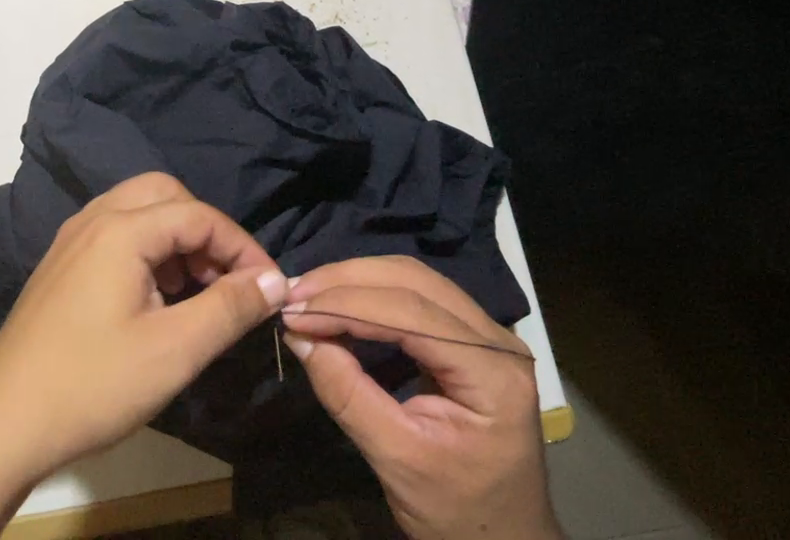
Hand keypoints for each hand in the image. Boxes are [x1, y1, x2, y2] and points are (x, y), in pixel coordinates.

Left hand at [0, 172, 288, 538]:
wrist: (4, 422)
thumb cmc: (93, 384)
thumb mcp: (175, 350)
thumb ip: (229, 307)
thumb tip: (273, 279)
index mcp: (120, 230)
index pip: (199, 214)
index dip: (242, 247)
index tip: (269, 288)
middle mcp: (92, 221)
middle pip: (165, 195)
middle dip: (205, 230)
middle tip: (227, 279)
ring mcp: (70, 241)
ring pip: (138, 212)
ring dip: (176, 239)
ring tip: (197, 291)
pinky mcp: (61, 266)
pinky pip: (115, 235)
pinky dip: (148, 250)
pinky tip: (156, 297)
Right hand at [282, 256, 561, 539]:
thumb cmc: (456, 512)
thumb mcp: (397, 459)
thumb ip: (347, 393)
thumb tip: (298, 335)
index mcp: (493, 373)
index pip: (411, 313)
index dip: (346, 305)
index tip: (292, 312)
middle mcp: (497, 339)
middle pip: (413, 280)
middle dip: (346, 281)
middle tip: (293, 294)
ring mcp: (488, 335)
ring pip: (413, 278)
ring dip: (355, 281)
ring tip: (307, 295)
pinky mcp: (470, 339)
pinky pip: (416, 296)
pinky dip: (370, 293)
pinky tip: (337, 303)